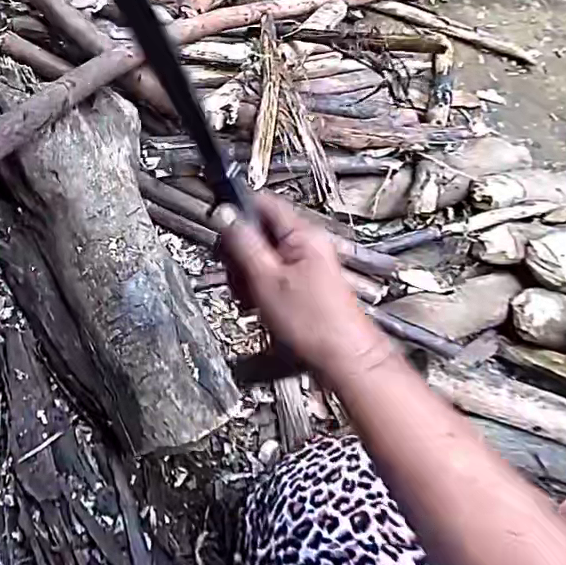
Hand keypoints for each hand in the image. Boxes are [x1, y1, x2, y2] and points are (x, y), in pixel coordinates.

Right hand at [214, 192, 389, 377]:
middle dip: (238, 251)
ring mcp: (305, 262)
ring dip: (245, 271)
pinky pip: (270, 271)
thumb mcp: (266, 278)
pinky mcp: (302, 281)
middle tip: (235, 271)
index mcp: (302, 234)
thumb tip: (225, 214)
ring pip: (260, 252)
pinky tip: (256, 301)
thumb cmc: (316, 326)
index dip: (235, 212)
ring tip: (247, 293)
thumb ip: (242, 243)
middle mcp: (307, 243)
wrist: (345, 362)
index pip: (260, 202)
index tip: (220, 228)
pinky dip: (257, 284)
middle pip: (257, 229)